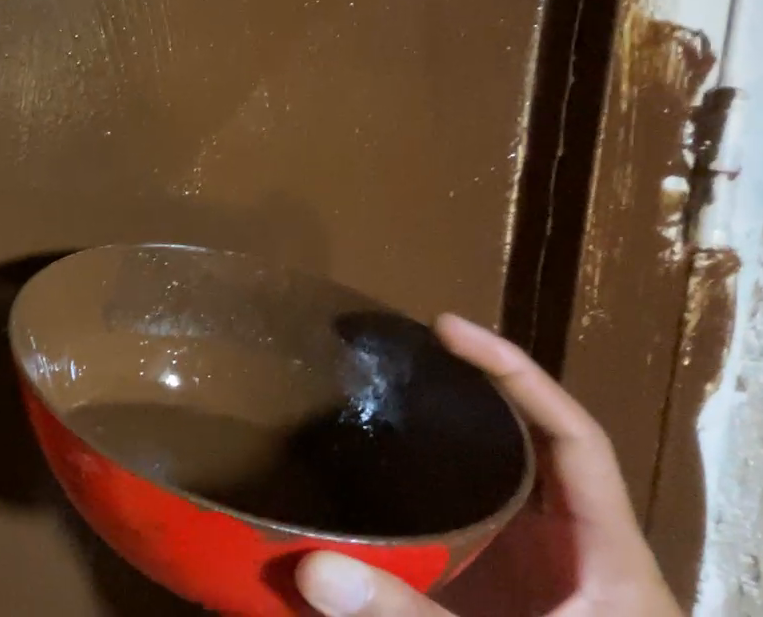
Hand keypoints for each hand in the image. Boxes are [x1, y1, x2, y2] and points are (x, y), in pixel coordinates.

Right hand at [296, 315, 681, 616]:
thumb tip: (309, 567)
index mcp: (604, 551)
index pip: (572, 436)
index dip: (516, 373)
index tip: (444, 327)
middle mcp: (568, 545)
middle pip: (523, 444)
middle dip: (462, 391)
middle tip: (388, 351)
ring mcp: (529, 566)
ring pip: (485, 480)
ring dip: (433, 436)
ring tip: (367, 392)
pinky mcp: (489, 586)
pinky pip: (451, 517)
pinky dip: (410, 486)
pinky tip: (360, 471)